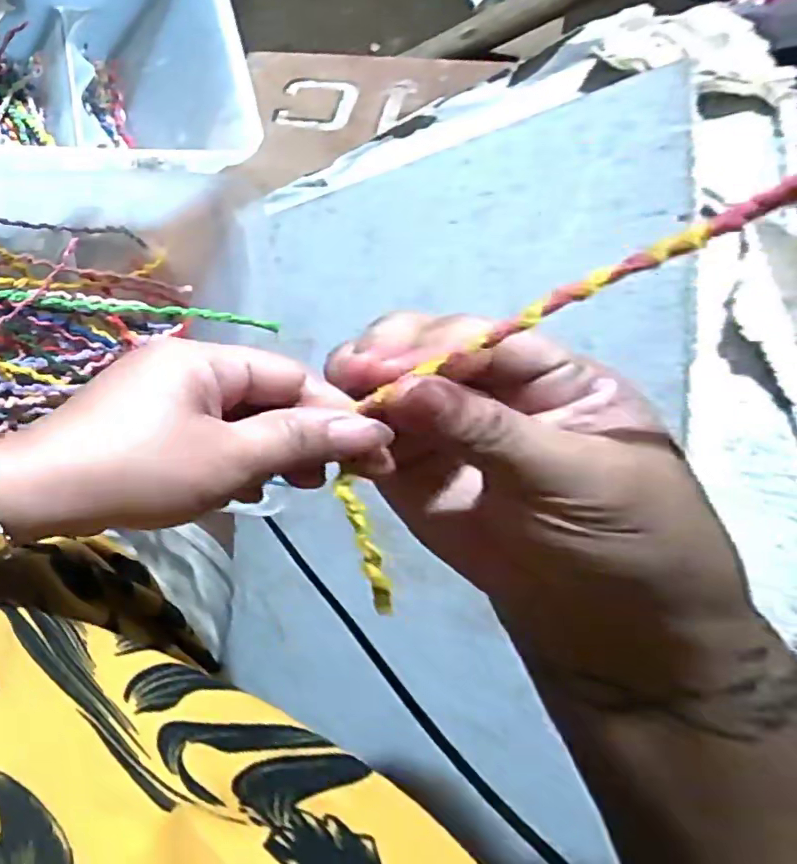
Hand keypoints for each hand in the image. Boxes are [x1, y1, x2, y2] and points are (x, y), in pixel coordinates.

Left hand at [0, 337, 394, 540]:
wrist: (44, 488)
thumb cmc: (141, 469)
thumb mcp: (229, 458)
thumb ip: (297, 438)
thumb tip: (366, 425)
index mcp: (198, 358)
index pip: (287, 374)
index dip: (332, 415)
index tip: (369, 464)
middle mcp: (173, 363)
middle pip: (255, 393)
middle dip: (291, 437)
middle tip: (313, 485)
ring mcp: (147, 390)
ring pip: (224, 416)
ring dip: (254, 452)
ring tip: (266, 490)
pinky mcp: (131, 418)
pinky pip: (191, 429)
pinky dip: (216, 455)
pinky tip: (224, 489)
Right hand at [325, 313, 761, 688]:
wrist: (603, 625)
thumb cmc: (625, 541)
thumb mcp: (571, 478)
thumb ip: (485, 429)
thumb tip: (402, 388)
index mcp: (545, 376)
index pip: (477, 338)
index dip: (428, 345)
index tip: (382, 369)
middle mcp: (482, 388)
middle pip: (414, 346)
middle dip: (377, 356)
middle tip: (349, 380)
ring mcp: (435, 422)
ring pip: (375, 383)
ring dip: (349, 390)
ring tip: (338, 413)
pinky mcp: (400, 458)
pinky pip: (359, 430)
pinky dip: (342, 432)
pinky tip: (346, 451)